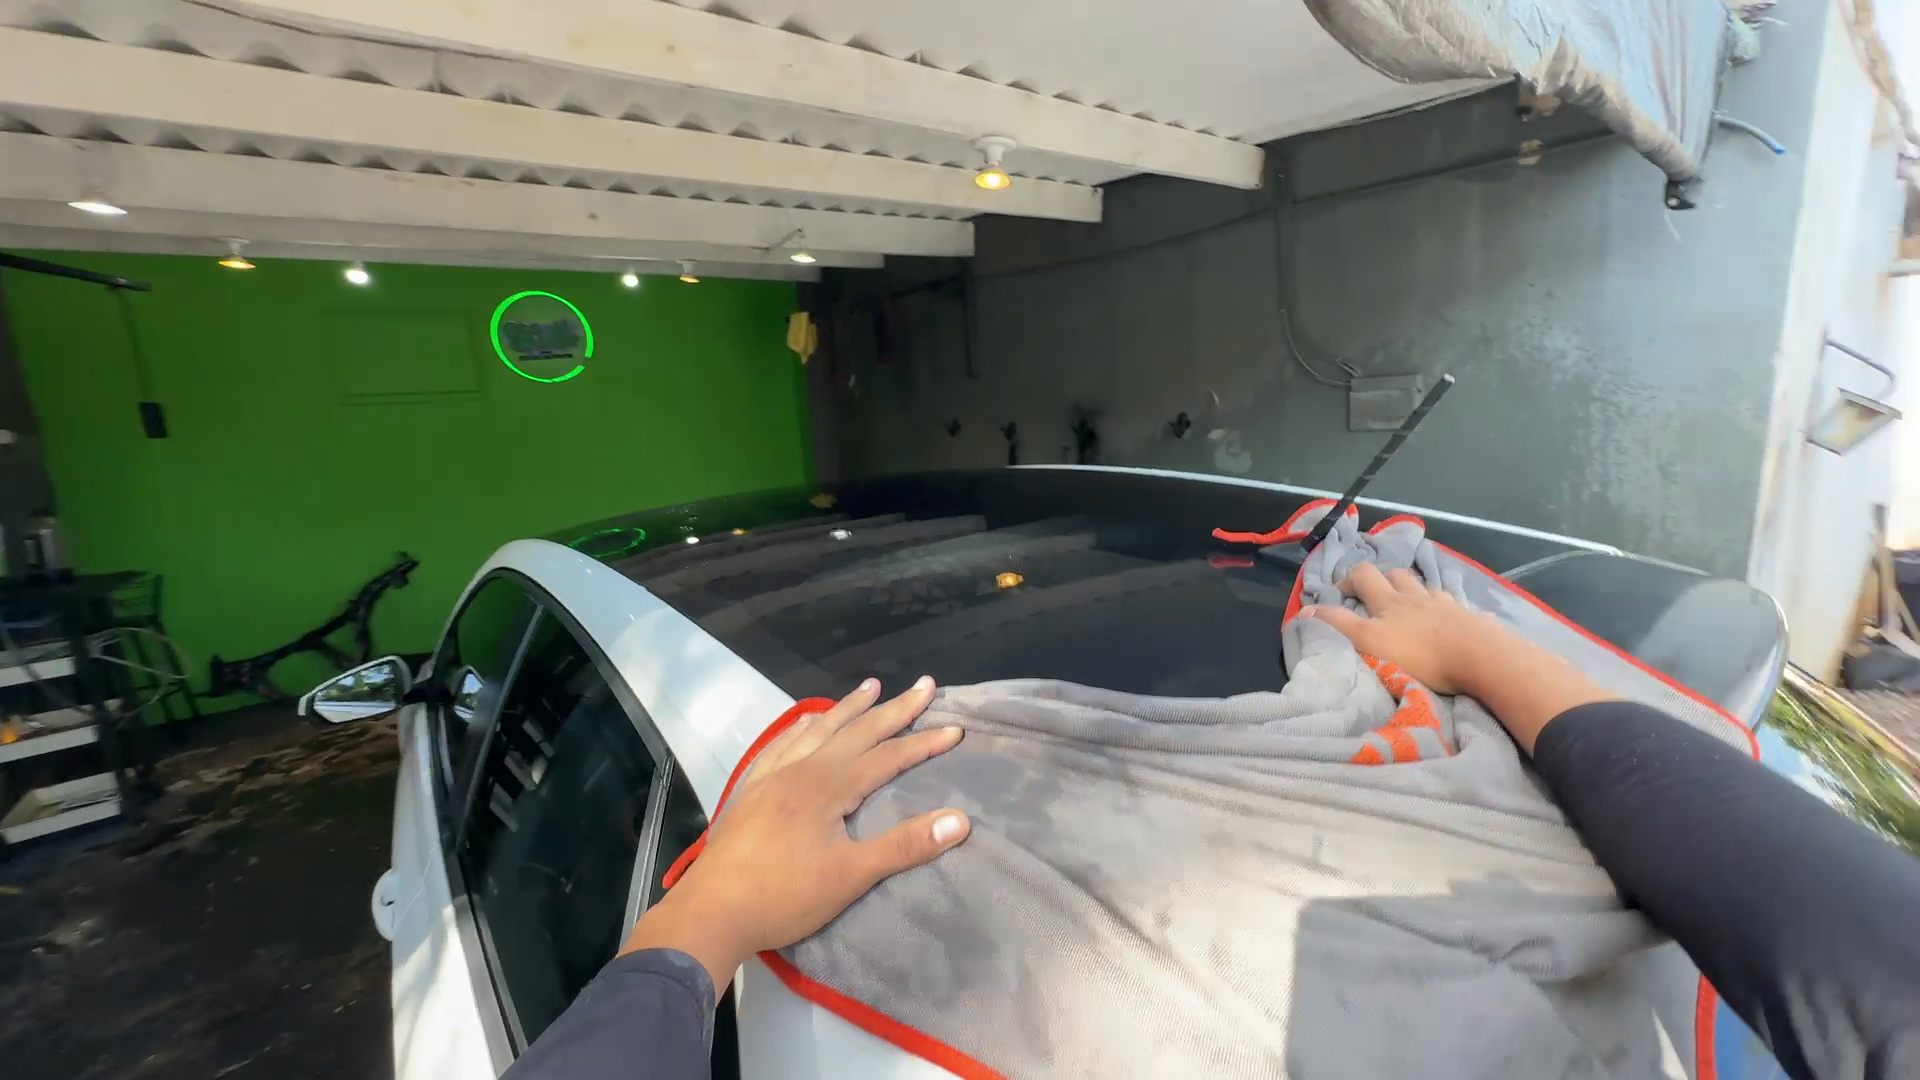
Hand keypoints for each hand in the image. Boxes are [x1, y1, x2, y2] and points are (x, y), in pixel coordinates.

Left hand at [620, 677, 969, 991]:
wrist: (710, 913)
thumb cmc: (784, 897)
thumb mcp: (851, 877)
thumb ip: (905, 845)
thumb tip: (960, 820)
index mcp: (831, 787)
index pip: (889, 756)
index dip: (924, 742)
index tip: (956, 728)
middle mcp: (804, 769)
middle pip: (858, 731)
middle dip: (894, 709)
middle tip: (924, 684)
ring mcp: (774, 775)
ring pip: (820, 730)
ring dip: (849, 707)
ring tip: (871, 686)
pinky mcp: (752, 788)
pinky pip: (782, 744)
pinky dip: (802, 727)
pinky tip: (806, 721)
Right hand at [1302, 562, 1507, 695]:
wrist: (1485, 660)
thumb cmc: (1421, 653)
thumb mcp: (1368, 641)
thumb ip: (1337, 625)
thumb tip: (1304, 610)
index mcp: (1390, 600)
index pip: (1363, 575)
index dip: (1348, 579)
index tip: (1340, 595)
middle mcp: (1418, 596)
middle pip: (1397, 574)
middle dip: (1382, 579)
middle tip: (1374, 595)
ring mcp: (1449, 605)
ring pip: (1427, 587)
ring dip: (1415, 590)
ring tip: (1410, 603)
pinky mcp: (1474, 620)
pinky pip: (1461, 608)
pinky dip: (1452, 609)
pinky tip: (1455, 618)